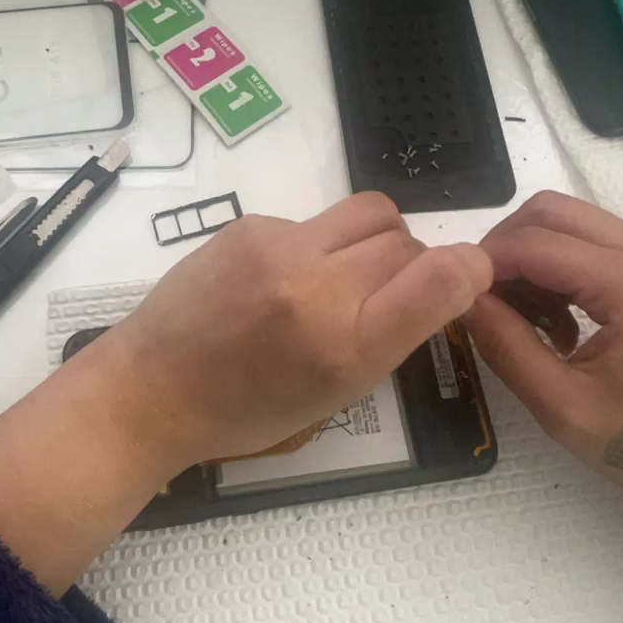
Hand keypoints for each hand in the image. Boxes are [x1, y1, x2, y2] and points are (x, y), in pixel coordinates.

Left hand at [87, 192, 492, 469]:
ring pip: (370, 212)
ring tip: (342, 273)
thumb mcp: (334, 396)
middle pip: (407, 241)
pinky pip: (315, 219)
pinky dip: (318, 244)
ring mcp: (279, 246)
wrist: (153, 387)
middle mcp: (317, 286)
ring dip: (374, 240)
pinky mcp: (249, 224)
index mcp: (346, 346)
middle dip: (411, 264)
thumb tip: (433, 282)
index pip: (442, 278)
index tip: (463, 277)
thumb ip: (389, 336)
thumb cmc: (246, 410)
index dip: (469, 270)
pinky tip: (283, 276)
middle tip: (380, 294)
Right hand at [460, 192, 622, 507]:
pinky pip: (598, 240)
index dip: (483, 264)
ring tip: (527, 320)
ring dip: (534, 257)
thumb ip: (503, 344)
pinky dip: (563, 265)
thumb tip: (462, 299)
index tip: (455, 297)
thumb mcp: (561, 407)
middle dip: (504, 248)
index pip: (533, 243)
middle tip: (486, 301)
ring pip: (572, 220)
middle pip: (551, 211)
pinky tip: (563, 320)